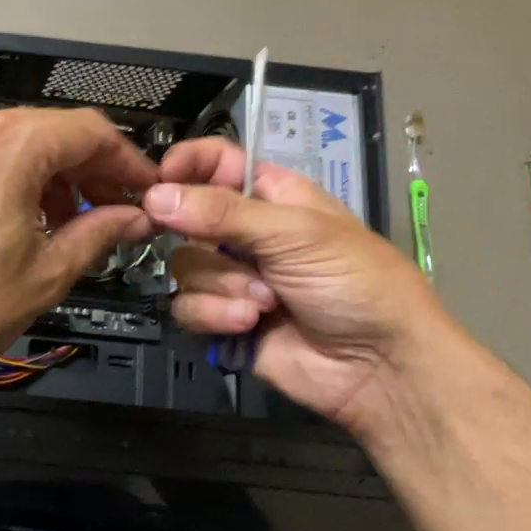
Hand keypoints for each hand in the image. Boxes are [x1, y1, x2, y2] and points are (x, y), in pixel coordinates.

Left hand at [0, 108, 156, 400]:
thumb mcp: (44, 276)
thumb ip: (97, 234)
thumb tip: (131, 218)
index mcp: (1, 148)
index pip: (86, 130)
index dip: (126, 159)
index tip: (144, 188)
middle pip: (47, 130)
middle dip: (88, 168)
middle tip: (116, 208)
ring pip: (12, 141)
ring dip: (49, 174)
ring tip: (71, 221)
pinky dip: (10, 177)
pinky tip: (26, 217)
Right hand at [142, 137, 454, 427]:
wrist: (377, 366)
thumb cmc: (355, 282)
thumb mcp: (295, 233)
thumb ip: (221, 212)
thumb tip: (154, 195)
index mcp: (271, 197)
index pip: (215, 164)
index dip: (186, 165)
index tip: (161, 180)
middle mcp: (245, 234)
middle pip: (187, 219)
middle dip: (208, 242)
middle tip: (234, 253)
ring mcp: (232, 278)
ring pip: (185, 267)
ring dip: (223, 286)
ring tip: (265, 302)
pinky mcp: (222, 320)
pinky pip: (187, 308)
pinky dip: (215, 316)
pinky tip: (249, 325)